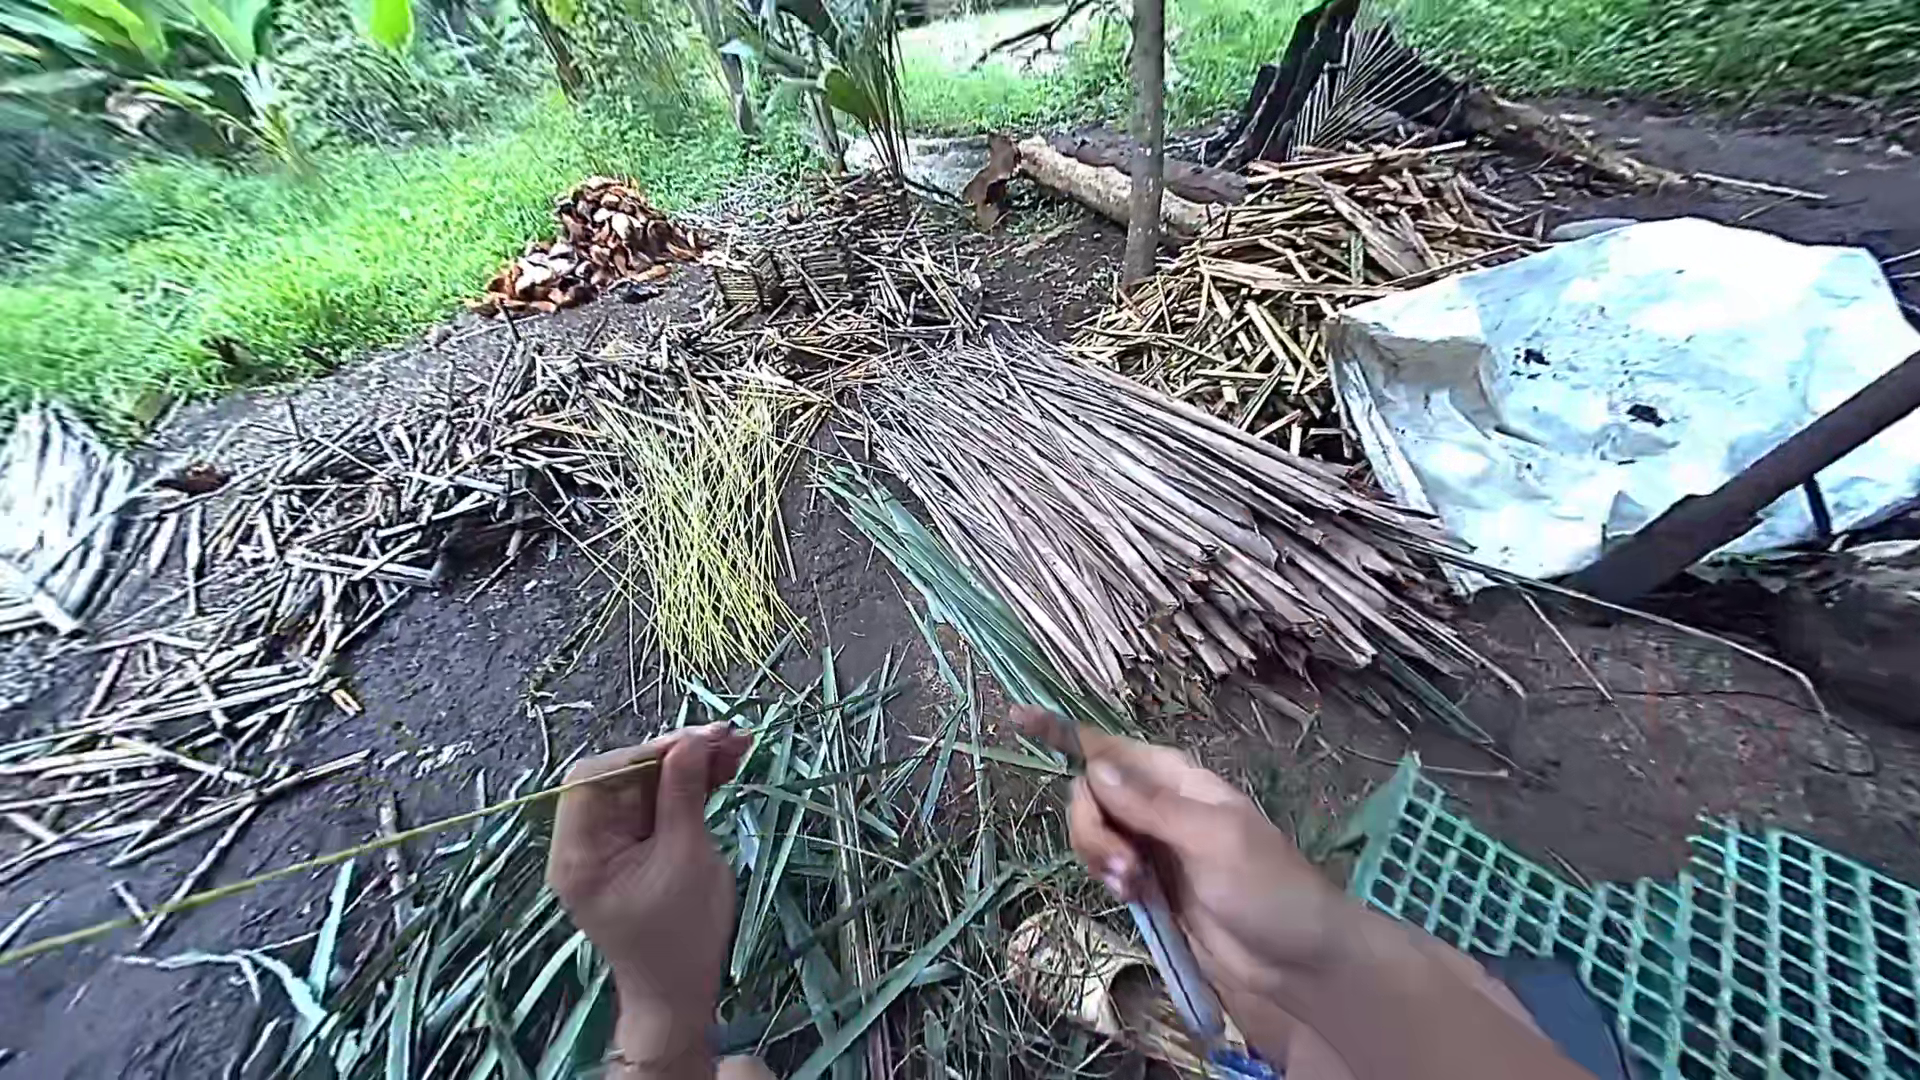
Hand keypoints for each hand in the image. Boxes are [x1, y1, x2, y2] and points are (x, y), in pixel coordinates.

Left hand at [547, 723, 750, 1075]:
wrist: (685, 985)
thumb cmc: (681, 930)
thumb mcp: (685, 855)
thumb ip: (683, 793)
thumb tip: (693, 738)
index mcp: (581, 851)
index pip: (595, 779)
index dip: (643, 752)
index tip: (695, 742)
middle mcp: (592, 838)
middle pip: (628, 773)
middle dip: (679, 752)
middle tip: (729, 738)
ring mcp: (619, 837)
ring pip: (653, 778)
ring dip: (695, 761)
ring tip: (739, 747)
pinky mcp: (645, 837)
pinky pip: (667, 794)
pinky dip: (697, 778)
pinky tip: (728, 767)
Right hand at [1022, 707, 1352, 998]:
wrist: (1298, 962)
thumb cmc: (1268, 887)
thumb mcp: (1213, 839)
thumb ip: (1149, 804)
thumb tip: (1094, 766)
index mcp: (1169, 774)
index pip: (1103, 744)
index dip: (1059, 730)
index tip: (1017, 719)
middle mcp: (1150, 798)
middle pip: (1086, 792)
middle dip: (1092, 828)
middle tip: (1123, 867)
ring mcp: (1144, 837)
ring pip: (1088, 827)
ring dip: (1097, 856)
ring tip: (1133, 887)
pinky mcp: (1142, 874)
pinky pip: (1100, 860)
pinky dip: (1105, 875)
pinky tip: (1133, 896)